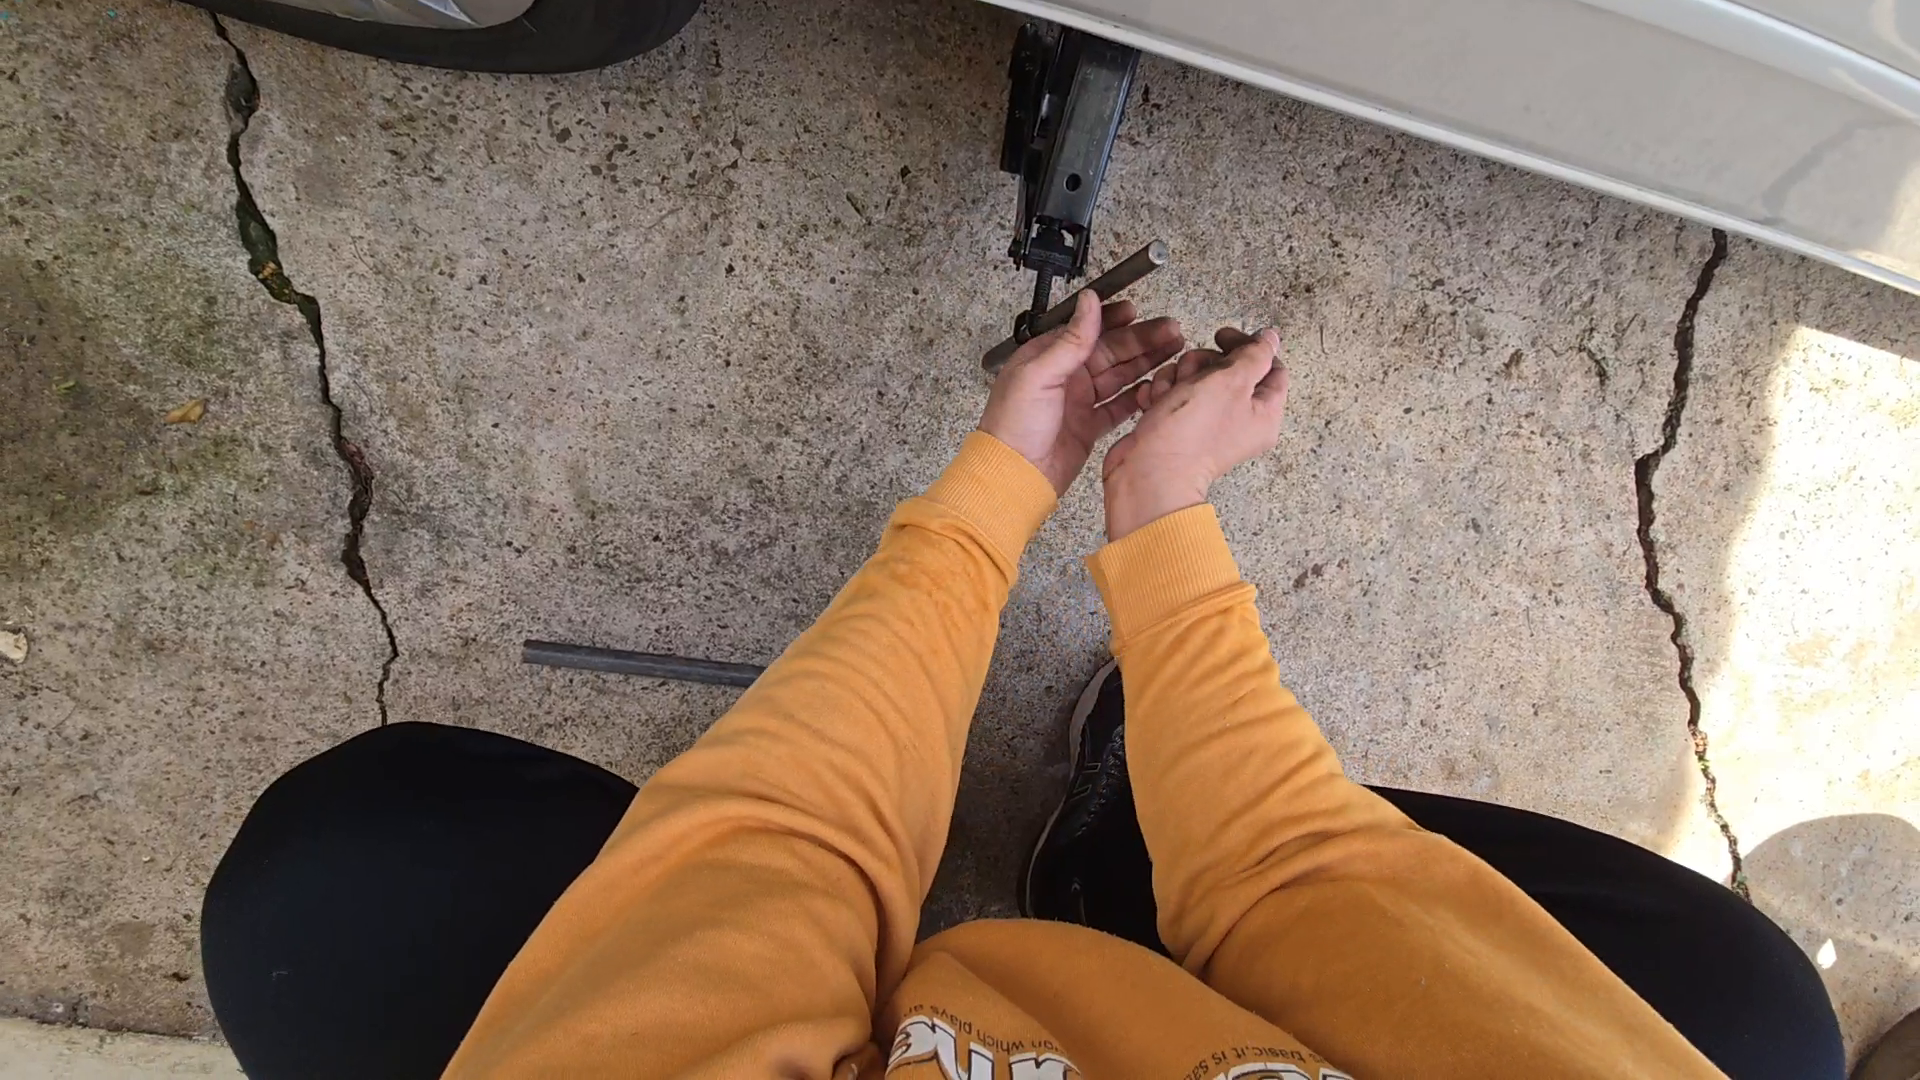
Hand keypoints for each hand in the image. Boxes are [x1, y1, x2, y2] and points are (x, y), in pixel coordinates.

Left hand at [978, 290, 1184, 495]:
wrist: (1015, 473)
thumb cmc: (1014, 424)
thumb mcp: (1040, 373)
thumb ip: (1070, 339)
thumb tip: (1088, 301)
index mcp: (1047, 357)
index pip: (1086, 330)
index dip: (1113, 319)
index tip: (1136, 311)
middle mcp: (1064, 377)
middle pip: (1110, 351)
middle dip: (1141, 340)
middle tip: (1171, 331)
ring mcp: (1078, 402)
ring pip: (1119, 376)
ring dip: (1145, 362)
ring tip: (1173, 350)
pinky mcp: (1088, 426)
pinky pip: (1118, 406)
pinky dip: (1137, 397)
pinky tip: (1155, 385)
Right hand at [1102, 326, 1289, 539]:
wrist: (1148, 471)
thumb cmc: (1192, 431)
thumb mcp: (1232, 381)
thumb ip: (1256, 354)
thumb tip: (1270, 338)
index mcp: (1264, 414)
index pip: (1270, 367)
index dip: (1248, 347)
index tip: (1221, 336)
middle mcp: (1238, 421)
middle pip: (1228, 371)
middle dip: (1203, 364)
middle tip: (1192, 376)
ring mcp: (1206, 427)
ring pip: (1195, 381)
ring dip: (1176, 378)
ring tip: (1167, 395)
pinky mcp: (1177, 430)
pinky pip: (1172, 398)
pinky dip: (1161, 395)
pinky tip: (1153, 403)